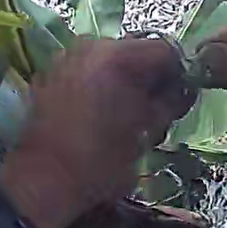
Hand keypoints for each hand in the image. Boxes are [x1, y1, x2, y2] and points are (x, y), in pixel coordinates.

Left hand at [0, 37, 192, 227]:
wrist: (44, 181)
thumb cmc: (102, 160)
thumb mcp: (147, 132)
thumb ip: (169, 103)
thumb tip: (182, 90)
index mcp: (119, 57)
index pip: (165, 50)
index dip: (179, 74)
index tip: (179, 99)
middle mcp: (91, 46)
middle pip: (137, 51)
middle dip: (151, 77)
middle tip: (156, 109)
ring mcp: (68, 57)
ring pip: (112, 60)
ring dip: (126, 80)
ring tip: (128, 113)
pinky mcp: (52, 73)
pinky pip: (89, 69)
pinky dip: (102, 83)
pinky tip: (102, 112)